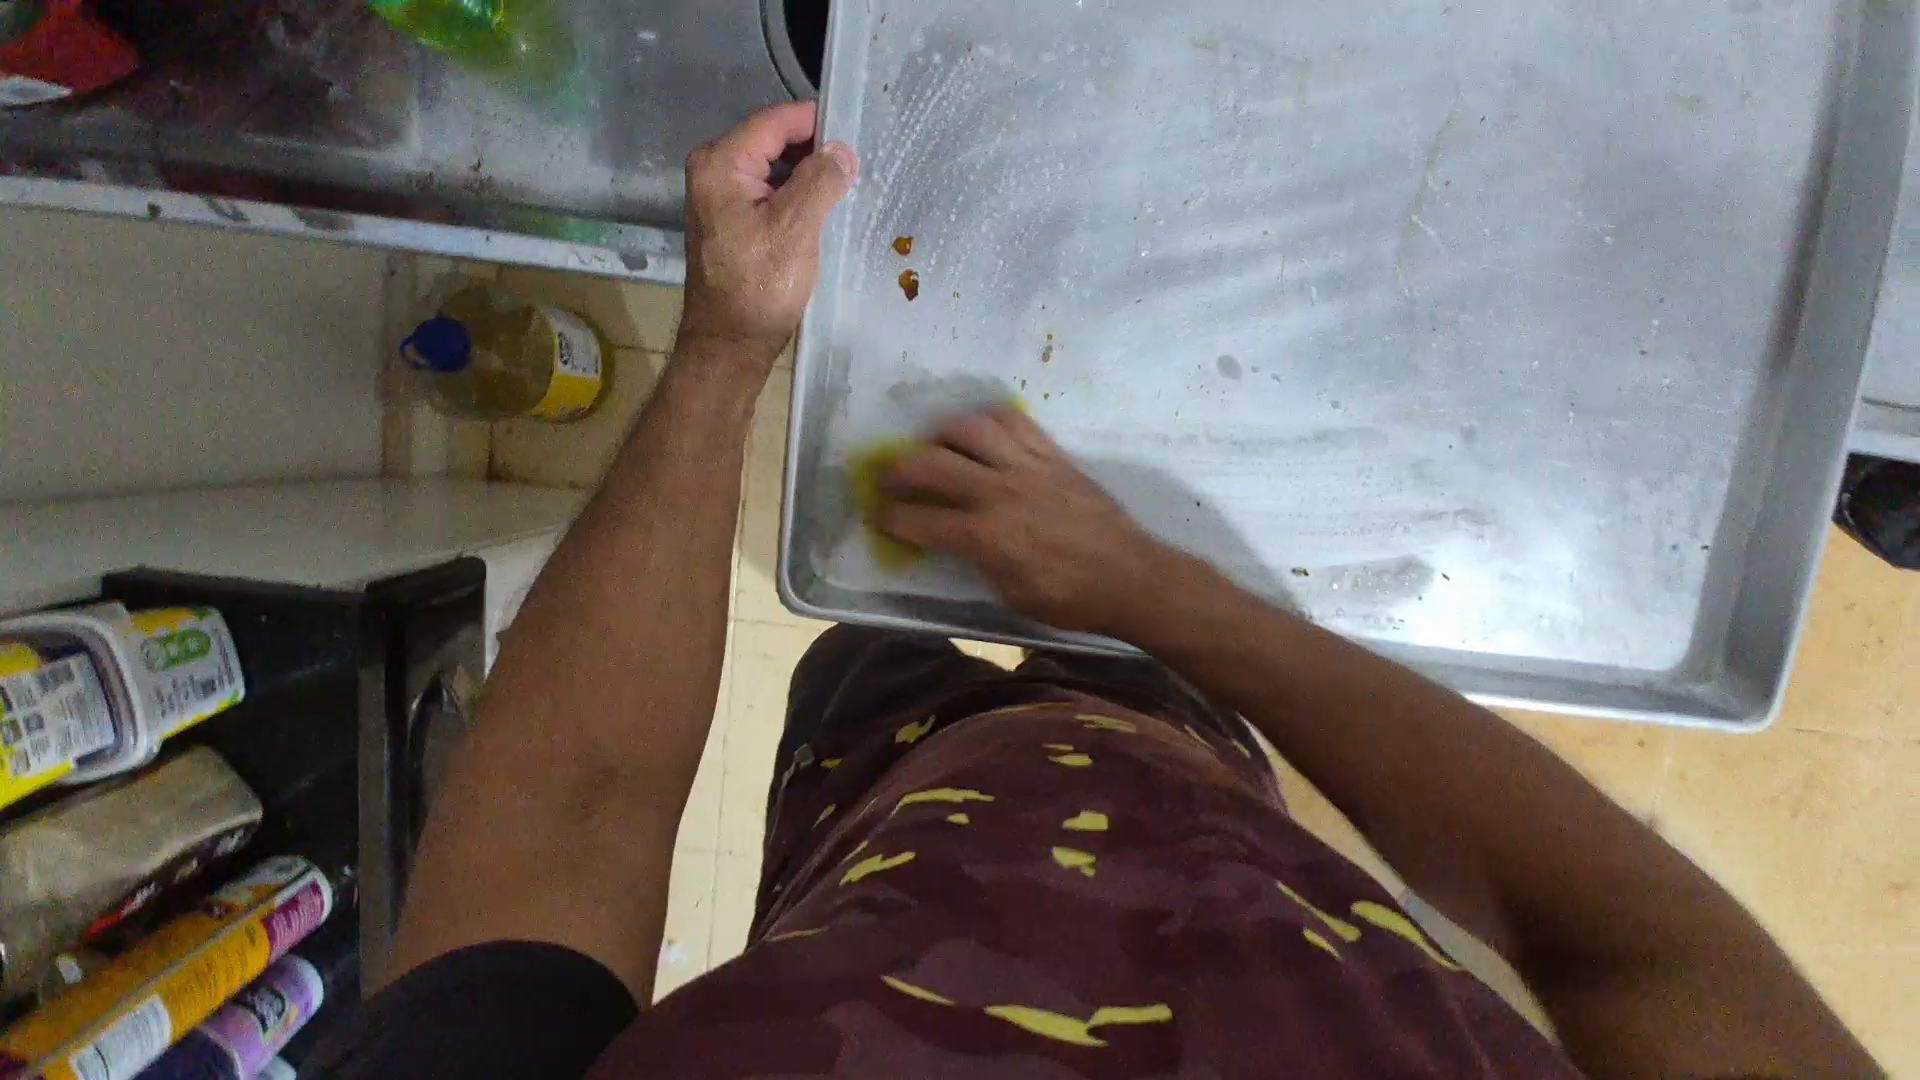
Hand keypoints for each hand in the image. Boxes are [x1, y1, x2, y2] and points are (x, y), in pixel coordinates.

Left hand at [681, 102, 858, 370]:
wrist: (731, 343)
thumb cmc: (760, 286)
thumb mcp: (795, 229)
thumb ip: (820, 181)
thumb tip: (843, 151)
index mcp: (721, 163)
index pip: (775, 122)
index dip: (816, 122)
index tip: (856, 132)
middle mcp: (714, 173)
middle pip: (773, 144)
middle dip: (814, 152)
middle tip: (856, 166)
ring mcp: (720, 201)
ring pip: (774, 173)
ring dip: (808, 179)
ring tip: (846, 190)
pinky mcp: (732, 226)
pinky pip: (769, 198)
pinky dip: (795, 201)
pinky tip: (823, 215)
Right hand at [880, 406, 1173, 634]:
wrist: (1130, 577)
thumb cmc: (1069, 599)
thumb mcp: (1010, 594)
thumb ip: (977, 561)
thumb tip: (955, 541)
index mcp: (986, 536)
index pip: (921, 520)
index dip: (892, 519)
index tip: (880, 517)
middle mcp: (1000, 492)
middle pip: (933, 463)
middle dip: (900, 468)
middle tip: (890, 475)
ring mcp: (1028, 467)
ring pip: (971, 428)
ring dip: (940, 432)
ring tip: (932, 442)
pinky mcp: (1053, 455)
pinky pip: (1015, 420)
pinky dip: (989, 418)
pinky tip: (980, 429)